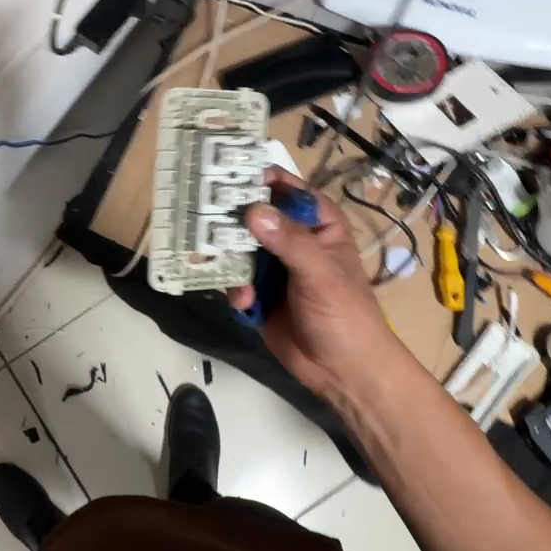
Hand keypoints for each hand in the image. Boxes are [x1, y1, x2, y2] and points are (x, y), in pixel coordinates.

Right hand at [225, 167, 395, 396]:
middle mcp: (291, 237)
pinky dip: (232, 287)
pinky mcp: (255, 291)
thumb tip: (253, 211)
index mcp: (316, 223)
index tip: (224, 177)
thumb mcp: (322, 274)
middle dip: (229, 222)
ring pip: (236, 247)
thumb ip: (289, 242)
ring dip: (229, 260)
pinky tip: (243, 303)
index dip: (256, 180)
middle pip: (251, 216)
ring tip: (231, 277)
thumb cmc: (346, 315)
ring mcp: (271, 265)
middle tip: (204, 223)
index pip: (283, 189)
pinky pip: (232, 277)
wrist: (343, 373)